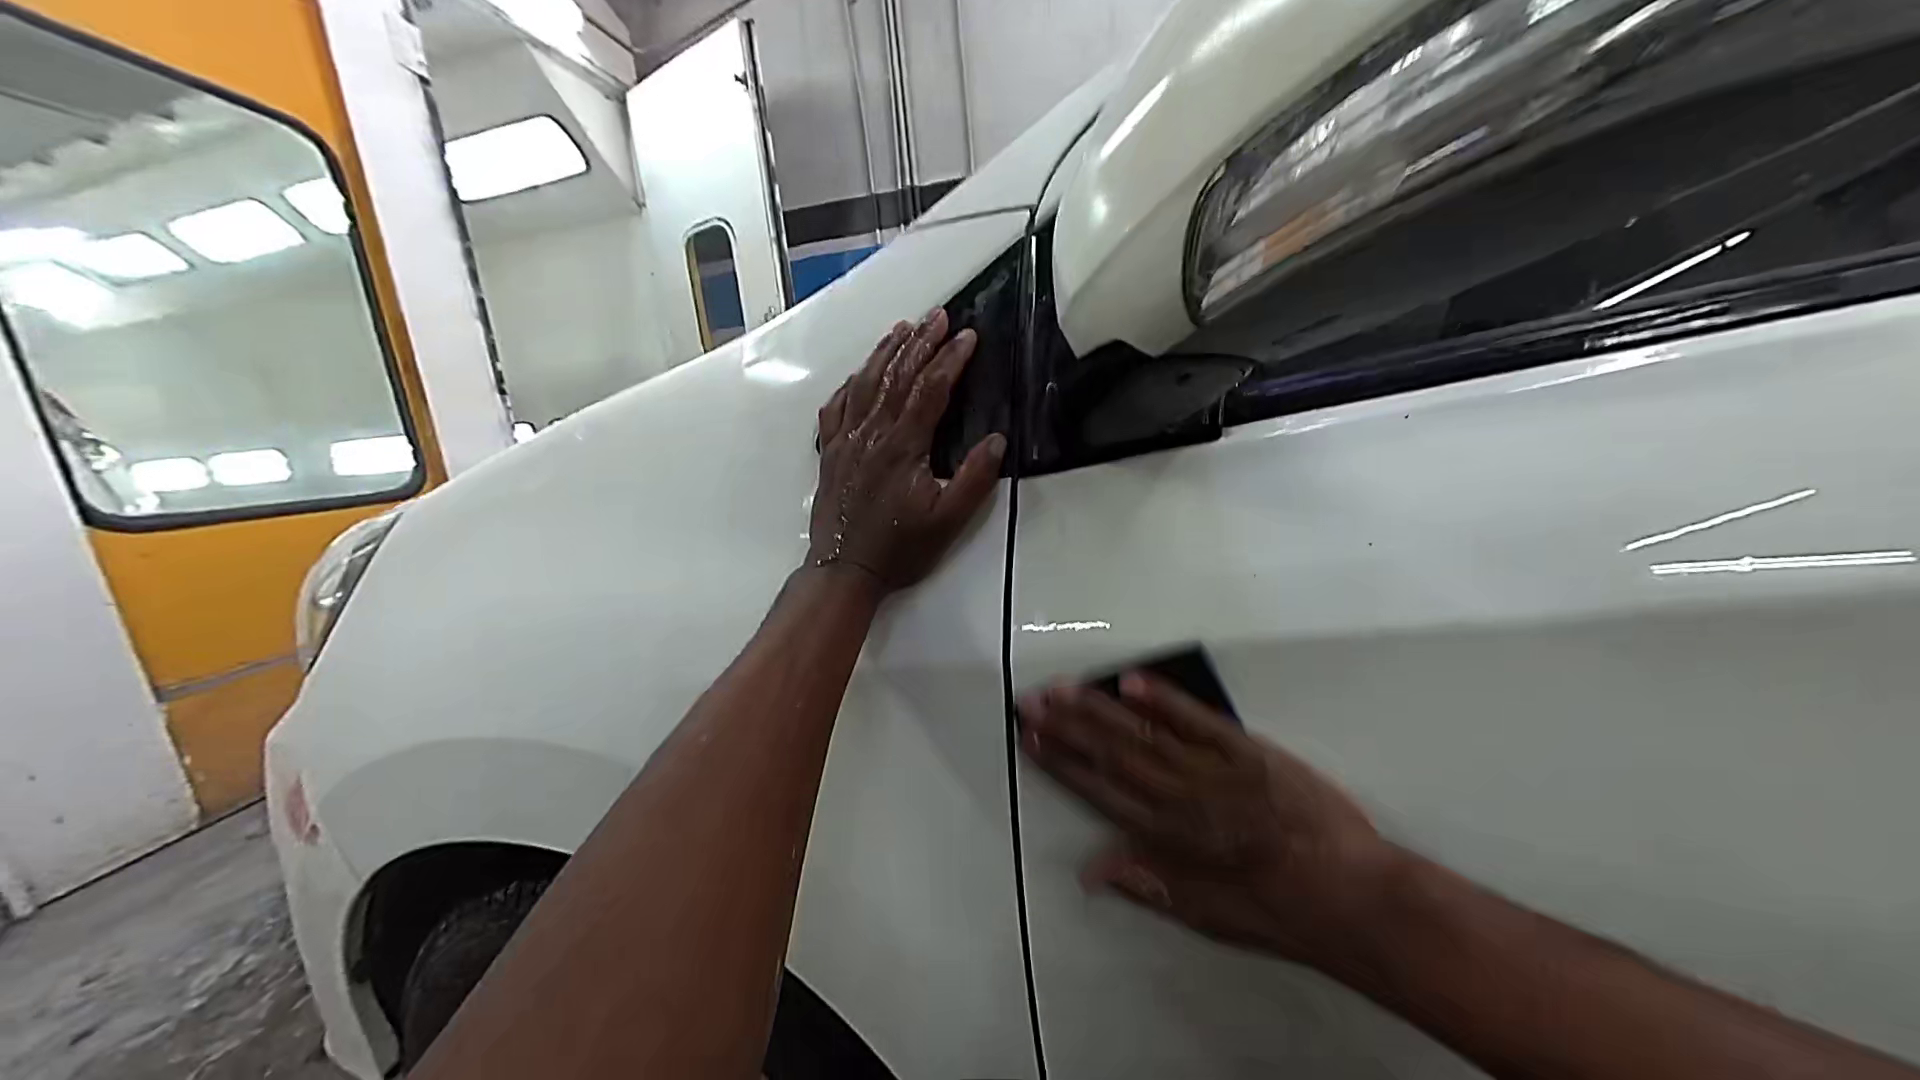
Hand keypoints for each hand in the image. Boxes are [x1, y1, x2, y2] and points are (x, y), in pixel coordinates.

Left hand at [808, 309, 1006, 592]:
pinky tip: (858, 374)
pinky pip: (837, 407)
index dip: (951, 359)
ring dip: (885, 353)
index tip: (968, 336)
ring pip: (865, 384)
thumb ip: (975, 479)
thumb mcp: (948, 521)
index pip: (930, 389)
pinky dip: (850, 384)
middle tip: (938, 316)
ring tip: (902, 329)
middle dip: (920, 342)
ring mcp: (846, 441)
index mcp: (903, 446)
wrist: (844, 569)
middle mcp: (872, 434)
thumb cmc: (899, 549)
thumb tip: (997, 440)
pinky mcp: (830, 453)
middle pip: (898, 376)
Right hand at [1018, 673, 1402, 968]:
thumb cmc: (1275, 909)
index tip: (1032, 738)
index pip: (1099, 791)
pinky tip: (1132, 681)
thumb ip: (1145, 883)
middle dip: (1067, 726)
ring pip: (1144, 733)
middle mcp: (1179, 797)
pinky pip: (1197, 720)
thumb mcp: (1203, 913)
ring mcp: (1212, 769)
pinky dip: (1163, 700)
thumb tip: (1089, 869)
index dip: (1061, 763)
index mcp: (1166, 837)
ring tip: (1064, 688)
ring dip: (1100, 709)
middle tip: (1031, 700)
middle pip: (1112, 754)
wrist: (1351, 895)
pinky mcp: (1246, 750)